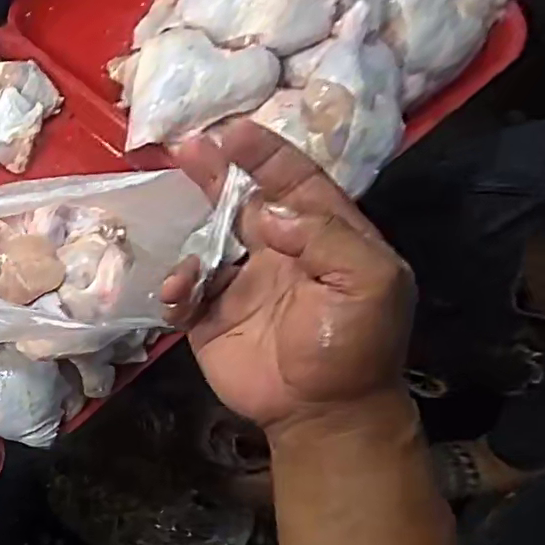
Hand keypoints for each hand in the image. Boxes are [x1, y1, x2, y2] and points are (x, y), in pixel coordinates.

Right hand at [162, 121, 415, 435]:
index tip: (231, 131)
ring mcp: (240, 288)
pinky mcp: (210, 321)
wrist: (321, 412)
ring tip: (190, 272)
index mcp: (320, 235)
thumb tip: (267, 212)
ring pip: (205, 248)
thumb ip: (326, 238)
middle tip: (186, 149)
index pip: (291, 181)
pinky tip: (179, 297)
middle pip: (240, 204)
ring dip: (190, 247)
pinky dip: (176, 292)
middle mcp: (276, 253)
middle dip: (214, 177)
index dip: (263, 155)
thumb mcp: (368, 282)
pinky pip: (185, 296)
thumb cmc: (353, 345)